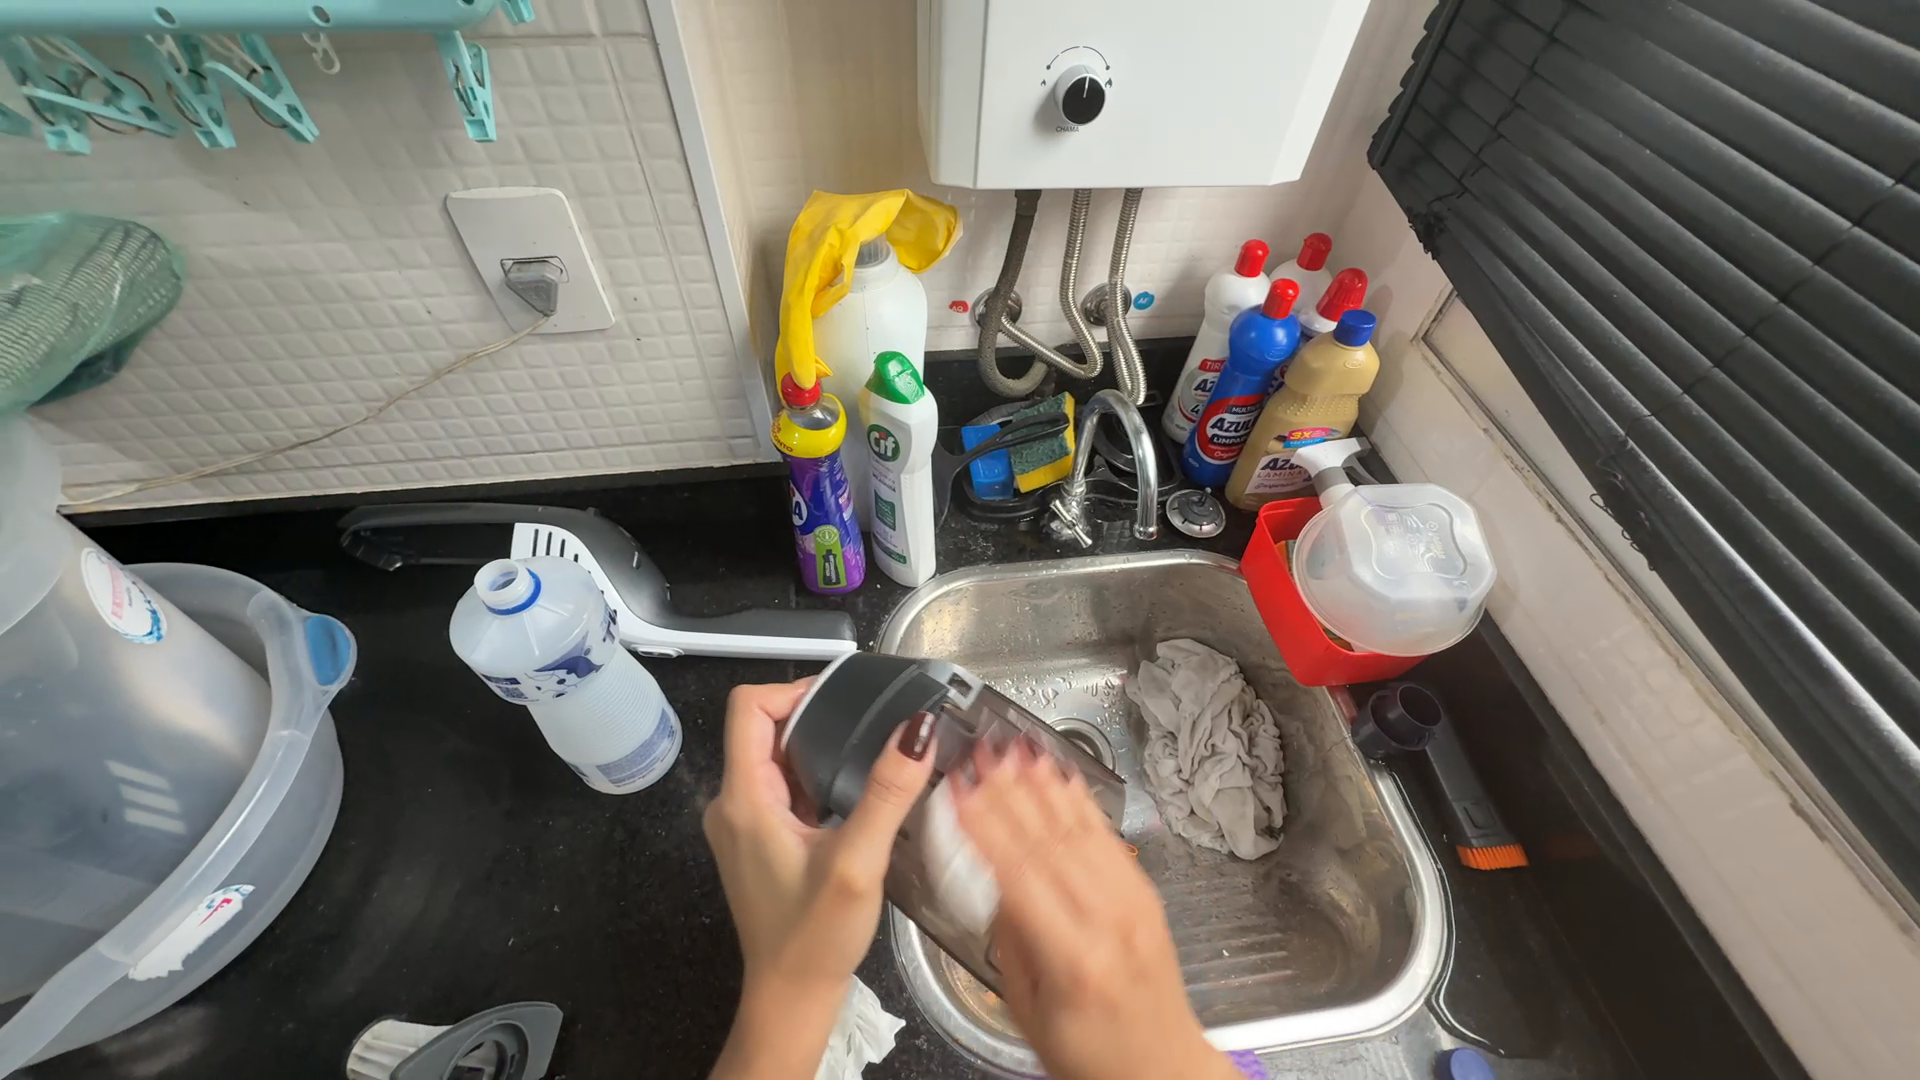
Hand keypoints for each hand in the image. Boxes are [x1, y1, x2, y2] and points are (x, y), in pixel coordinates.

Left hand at [704, 680, 935, 1079]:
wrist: (791, 999)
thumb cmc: (815, 935)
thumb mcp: (858, 861)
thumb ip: (887, 792)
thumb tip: (919, 729)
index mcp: (743, 798)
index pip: (748, 707)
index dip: (793, 690)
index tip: (843, 699)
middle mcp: (733, 803)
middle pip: (763, 726)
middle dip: (814, 713)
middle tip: (868, 718)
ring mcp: (744, 822)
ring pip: (775, 755)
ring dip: (816, 743)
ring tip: (866, 745)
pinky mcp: (760, 838)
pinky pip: (783, 783)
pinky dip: (815, 771)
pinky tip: (851, 785)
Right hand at [953, 742, 1237, 1079]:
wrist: (1164, 1068)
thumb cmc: (1089, 1053)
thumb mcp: (1027, 1008)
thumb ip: (1009, 936)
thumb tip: (992, 873)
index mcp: (1072, 957)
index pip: (1018, 874)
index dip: (984, 824)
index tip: (959, 787)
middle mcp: (1108, 919)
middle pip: (1048, 839)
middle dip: (1009, 789)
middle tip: (982, 751)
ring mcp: (1133, 899)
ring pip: (1078, 828)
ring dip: (1041, 782)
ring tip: (1014, 748)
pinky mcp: (1145, 888)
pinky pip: (1107, 834)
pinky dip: (1079, 798)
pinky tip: (1060, 772)